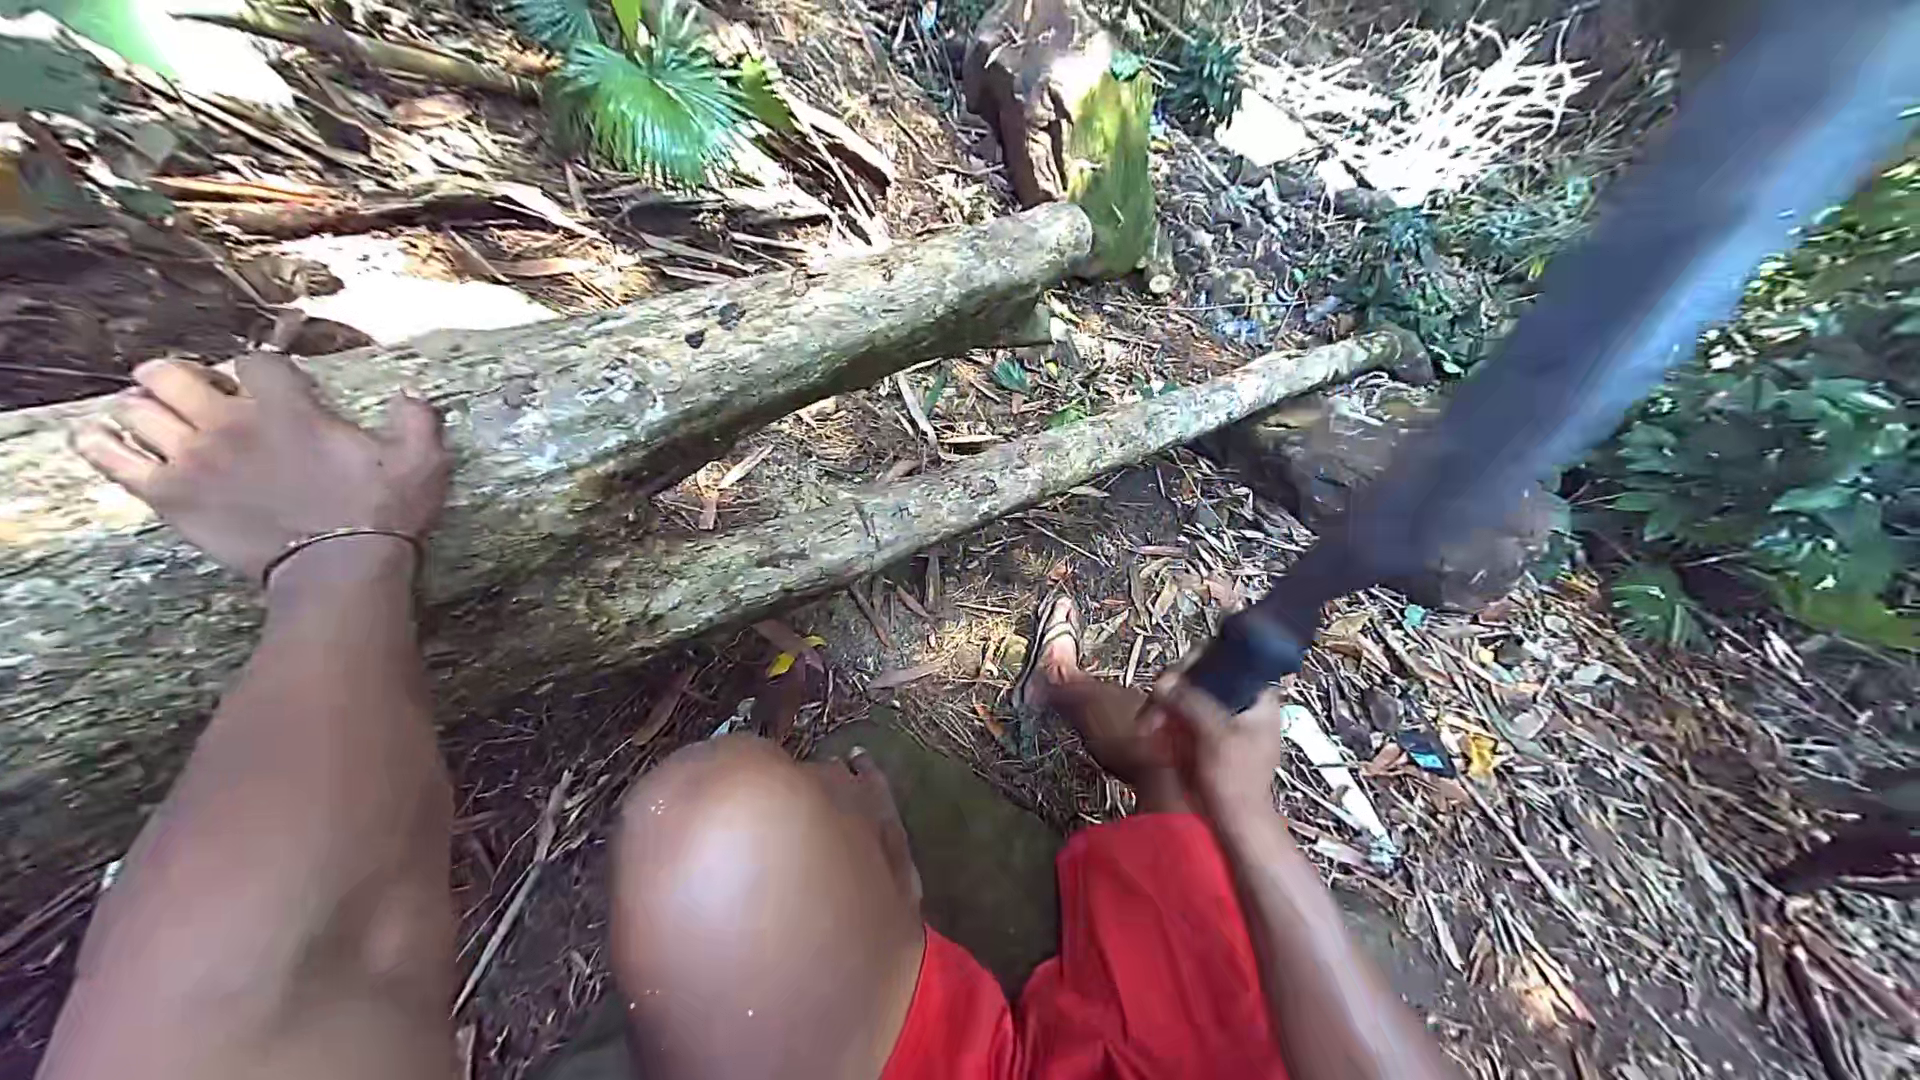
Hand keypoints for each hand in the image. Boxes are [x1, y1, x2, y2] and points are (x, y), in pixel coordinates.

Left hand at [73, 356, 449, 583]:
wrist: (342, 564)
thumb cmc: (385, 510)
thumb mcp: (423, 461)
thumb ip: (418, 419)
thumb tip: (411, 390)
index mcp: (291, 412)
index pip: (258, 363)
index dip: (266, 369)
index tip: (277, 384)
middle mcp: (231, 425)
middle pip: (171, 374)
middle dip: (186, 378)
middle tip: (207, 395)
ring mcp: (192, 459)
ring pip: (136, 409)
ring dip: (149, 408)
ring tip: (168, 419)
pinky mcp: (168, 493)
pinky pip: (107, 455)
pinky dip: (102, 442)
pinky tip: (113, 439)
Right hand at [1147, 675, 1290, 823]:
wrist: (1233, 826)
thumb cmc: (1236, 782)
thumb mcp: (1216, 736)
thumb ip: (1191, 702)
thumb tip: (1163, 683)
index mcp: (1256, 698)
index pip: (1223, 660)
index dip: (1194, 665)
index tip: (1172, 681)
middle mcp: (1238, 702)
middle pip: (1197, 677)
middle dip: (1171, 691)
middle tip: (1154, 708)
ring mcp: (1219, 718)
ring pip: (1182, 695)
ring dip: (1161, 707)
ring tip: (1147, 727)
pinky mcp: (1202, 734)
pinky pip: (1176, 715)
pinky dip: (1162, 721)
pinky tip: (1151, 733)